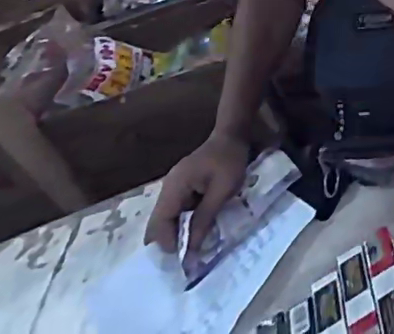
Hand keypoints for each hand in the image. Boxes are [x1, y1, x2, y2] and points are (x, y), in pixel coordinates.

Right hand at [146, 131, 247, 252]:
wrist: (234, 134)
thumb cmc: (229, 160)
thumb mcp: (221, 191)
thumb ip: (204, 220)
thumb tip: (190, 253)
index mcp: (173, 188)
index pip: (159, 225)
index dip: (169, 244)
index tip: (185, 260)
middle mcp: (168, 188)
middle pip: (159, 224)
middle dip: (171, 242)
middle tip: (188, 259)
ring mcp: (174, 186)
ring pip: (168, 219)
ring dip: (178, 233)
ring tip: (194, 248)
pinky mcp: (183, 186)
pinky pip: (178, 210)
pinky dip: (185, 222)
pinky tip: (198, 229)